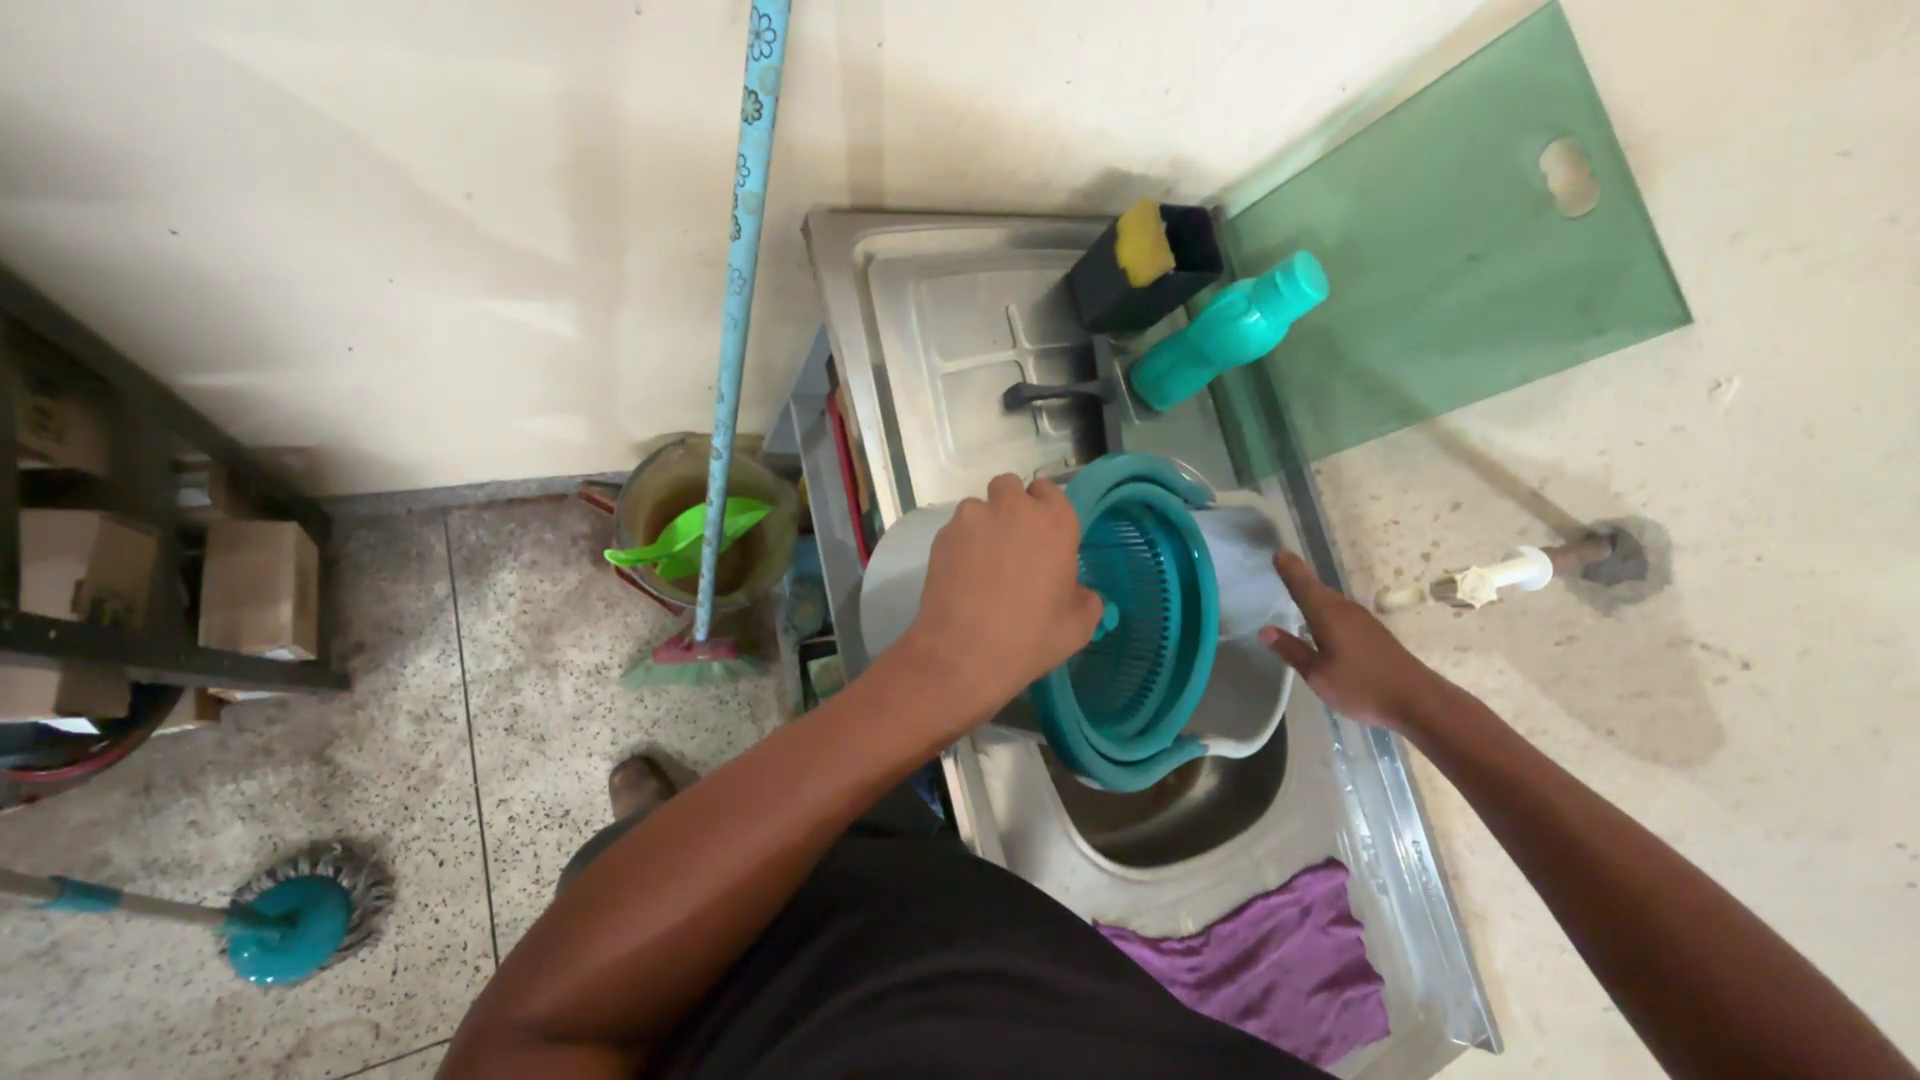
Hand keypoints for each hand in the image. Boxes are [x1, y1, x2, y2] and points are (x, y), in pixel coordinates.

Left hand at [898, 474, 1104, 726]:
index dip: (1045, 510)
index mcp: (1055, 521)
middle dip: (1011, 507)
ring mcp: (973, 518)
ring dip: (983, 524)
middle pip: (1011, 487)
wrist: (965, 653)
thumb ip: (1086, 599)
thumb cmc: (1031, 638)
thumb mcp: (1079, 625)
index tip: (1043, 535)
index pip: (1050, 490)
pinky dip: (960, 543)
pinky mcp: (943, 535)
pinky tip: (961, 575)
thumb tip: (1081, 594)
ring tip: (982, 561)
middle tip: (1012, 543)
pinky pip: (956, 529)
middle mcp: (1013, 508)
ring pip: (978, 506)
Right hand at [1258, 550, 1456, 733]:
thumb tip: (1264, 630)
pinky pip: (1340, 612)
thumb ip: (1291, 650)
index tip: (1277, 552)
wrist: (1418, 700)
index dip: (1289, 568)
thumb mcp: (1318, 674)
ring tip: (1295, 591)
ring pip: (1330, 601)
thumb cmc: (1361, 687)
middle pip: (1317, 588)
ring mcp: (1362, 620)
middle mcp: (1345, 610)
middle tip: (1281, 567)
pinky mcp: (1373, 632)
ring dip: (1313, 594)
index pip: (1303, 585)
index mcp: (1328, 615)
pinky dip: (1325, 609)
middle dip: (1298, 577)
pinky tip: (1320, 622)